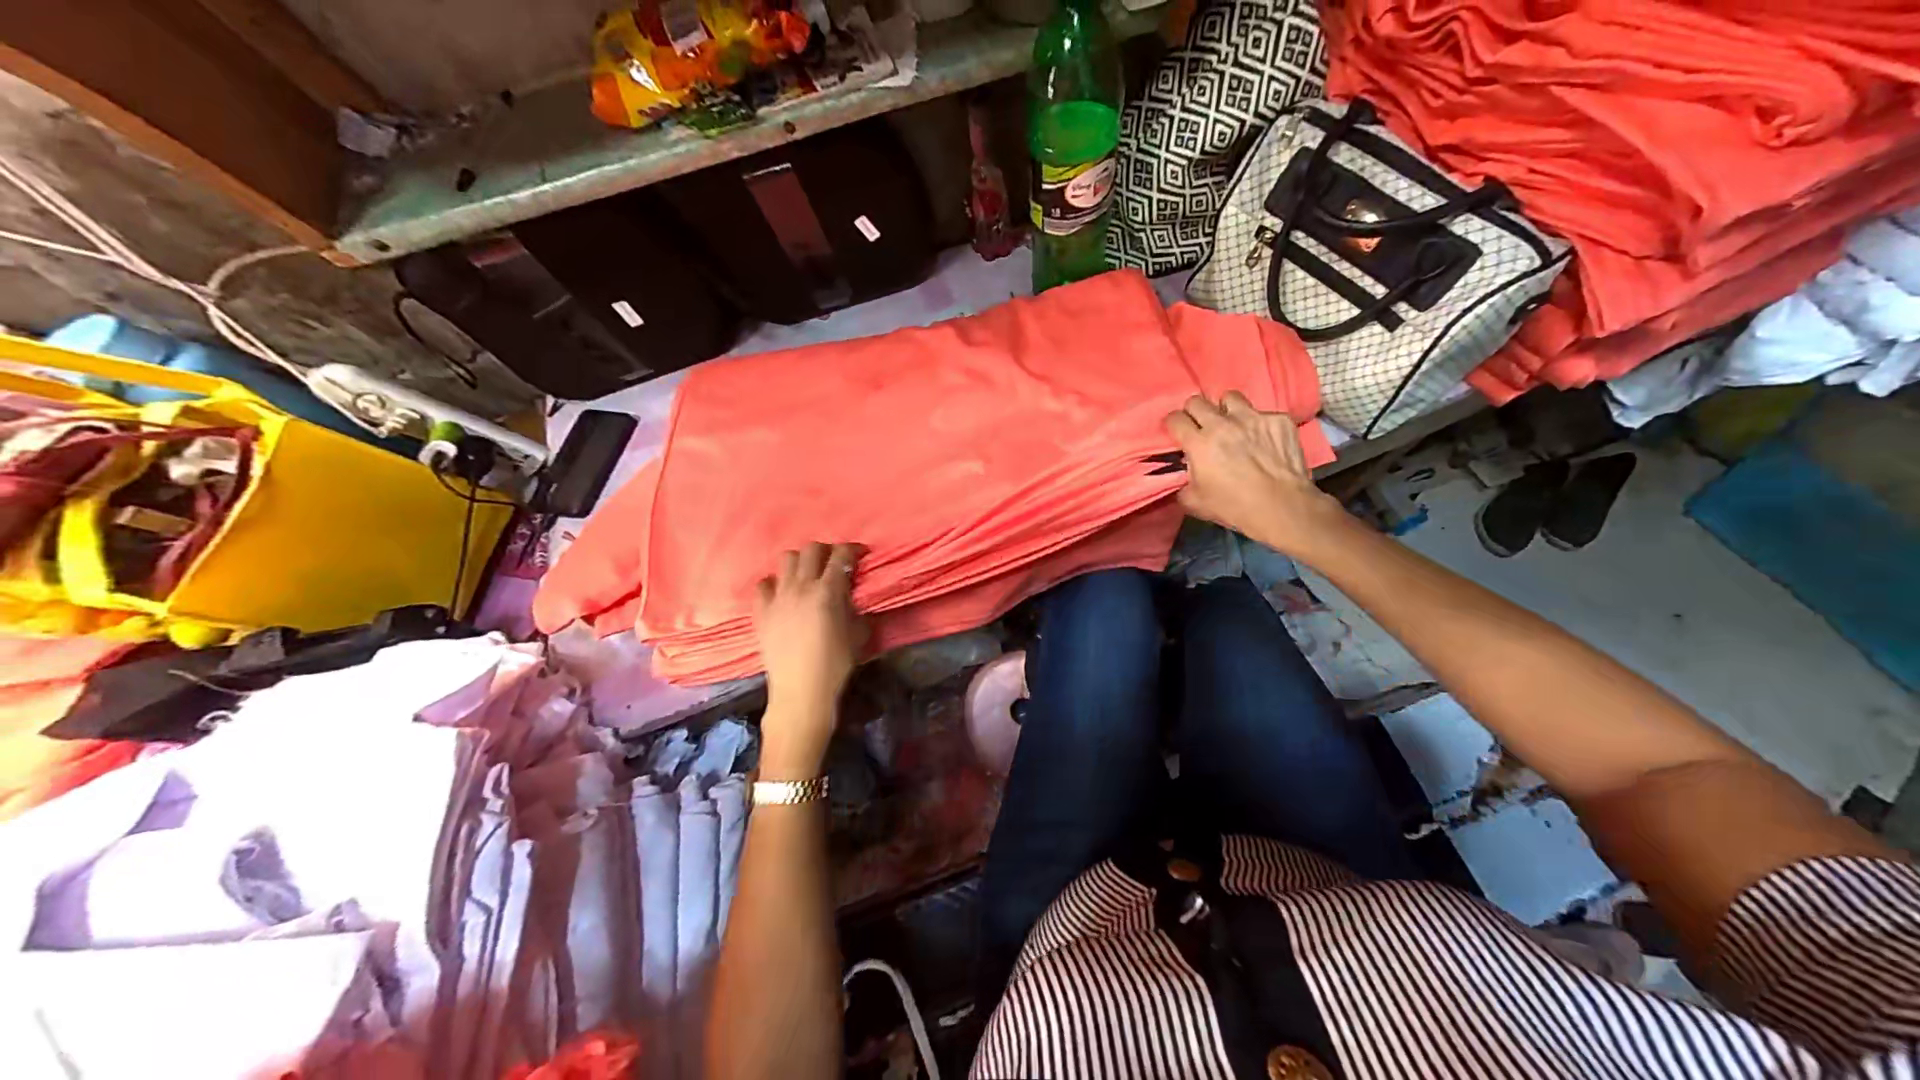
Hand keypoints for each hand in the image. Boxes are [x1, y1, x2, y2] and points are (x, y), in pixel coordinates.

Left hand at [753, 542, 867, 774]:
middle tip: (834, 563)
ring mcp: (778, 597)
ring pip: (787, 559)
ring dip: (801, 562)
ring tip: (808, 575)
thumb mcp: (858, 635)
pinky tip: (783, 594)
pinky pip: (764, 585)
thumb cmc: (835, 665)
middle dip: (826, 551)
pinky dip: (775, 584)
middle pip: (812, 550)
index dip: (853, 550)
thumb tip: (854, 600)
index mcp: (828, 591)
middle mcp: (801, 587)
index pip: (841, 556)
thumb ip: (857, 610)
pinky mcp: (761, 611)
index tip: (859, 554)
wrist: (801, 692)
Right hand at [1164, 391, 1349, 558]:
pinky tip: (1264, 440)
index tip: (1178, 433)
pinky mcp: (1279, 420)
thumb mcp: (1195, 503)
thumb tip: (1183, 476)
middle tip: (1202, 427)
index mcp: (1199, 443)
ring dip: (1227, 410)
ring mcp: (1253, 418)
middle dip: (1195, 413)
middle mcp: (1223, 424)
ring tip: (1233, 424)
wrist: (1283, 507)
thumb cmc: (1235, 508)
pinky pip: (1263, 414)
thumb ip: (1182, 484)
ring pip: (1230, 397)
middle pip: (1197, 401)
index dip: (1174, 425)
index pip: (1175, 418)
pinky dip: (1259, 425)